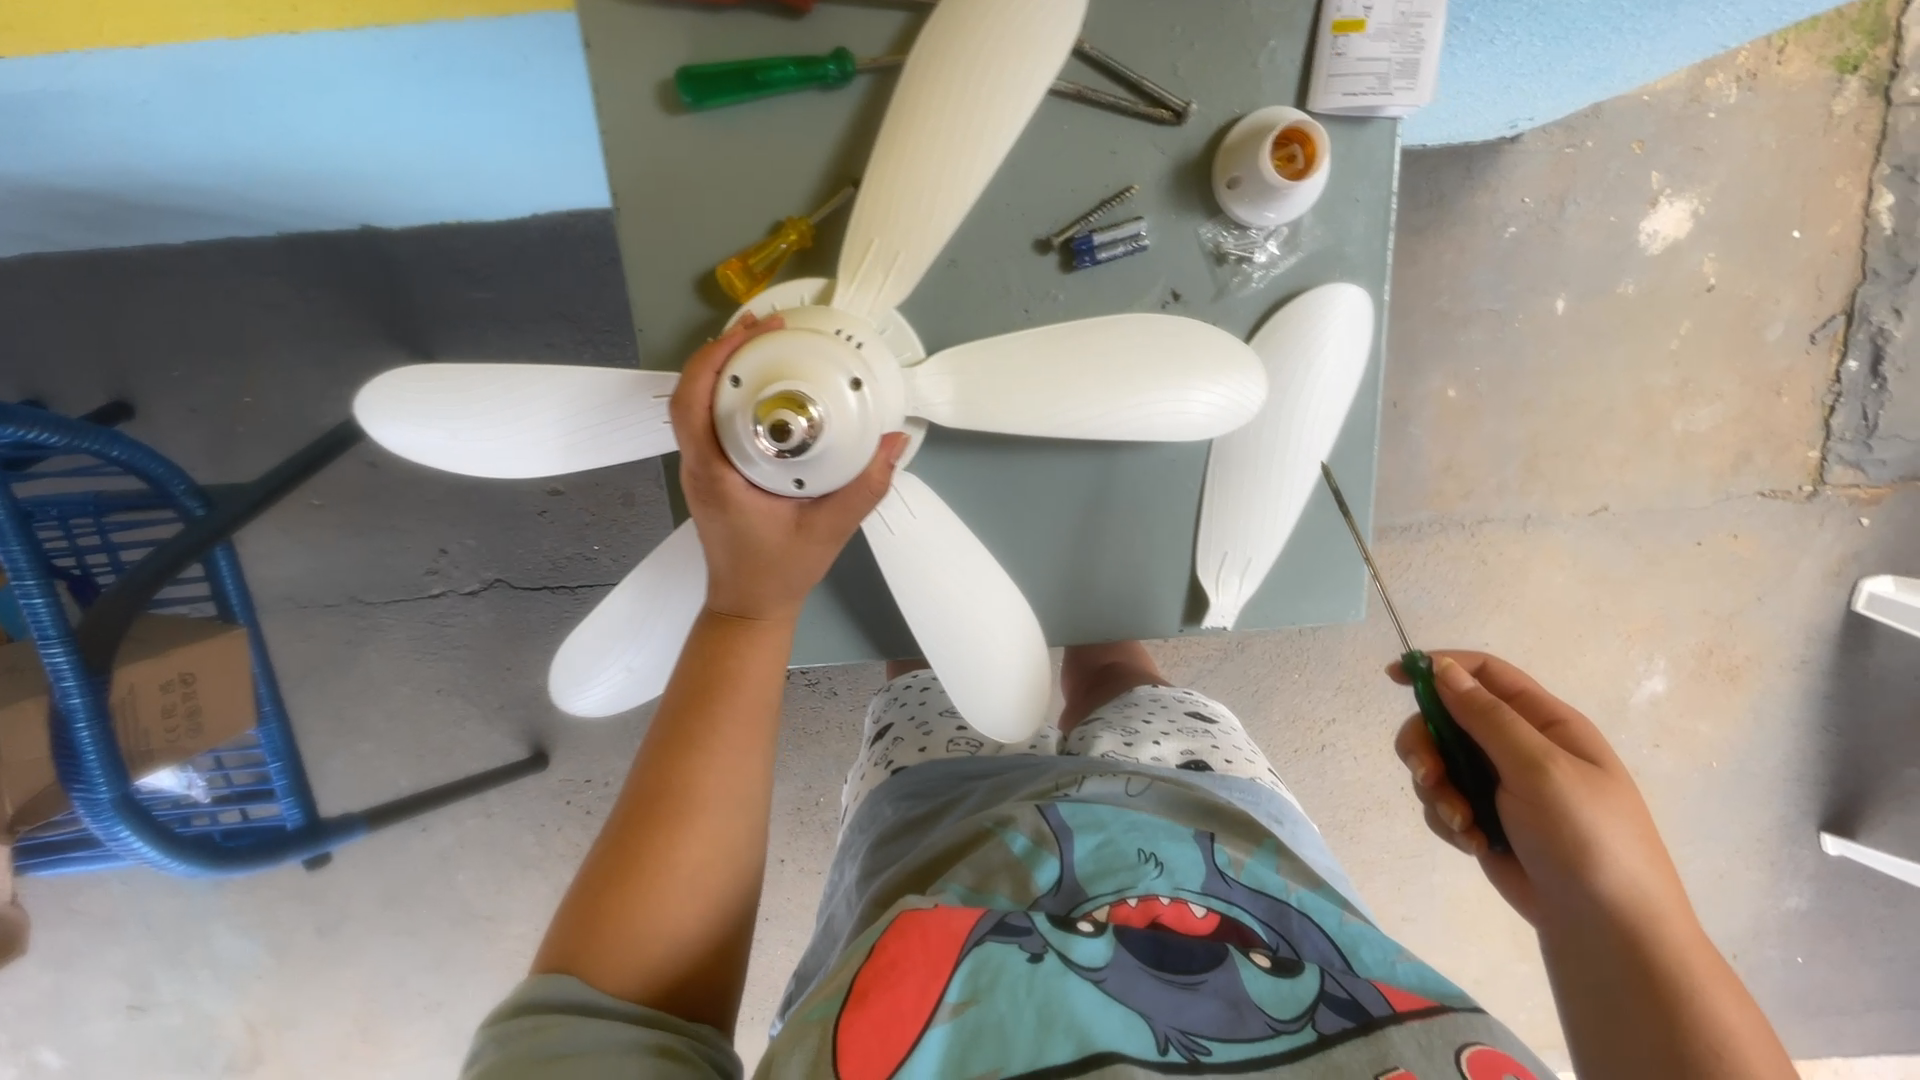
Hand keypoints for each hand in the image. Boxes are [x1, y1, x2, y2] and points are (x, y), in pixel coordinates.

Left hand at [671, 313, 907, 623]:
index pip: (694, 401)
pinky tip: (762, 385)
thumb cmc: (780, 572)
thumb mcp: (829, 530)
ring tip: (765, 343)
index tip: (759, 332)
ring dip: (723, 368)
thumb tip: (894, 441)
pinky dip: (728, 393)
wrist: (749, 606)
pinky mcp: (711, 473)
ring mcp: (701, 469)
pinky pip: (709, 420)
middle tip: (768, 326)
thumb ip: (865, 488)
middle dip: (723, 350)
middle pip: (689, 392)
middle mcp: (698, 465)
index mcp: (715, 474)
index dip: (718, 357)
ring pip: (695, 404)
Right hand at [1390, 652, 1691, 931]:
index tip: (1394, 677)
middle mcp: (1520, 747)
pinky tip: (1472, 842)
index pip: (1485, 673)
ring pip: (1438, 762)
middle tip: (1427, 773)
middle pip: (1447, 719)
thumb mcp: (1539, 768)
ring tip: (1461, 822)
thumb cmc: (1586, 837)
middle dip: (1427, 744)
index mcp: (1546, 724)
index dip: (1440, 667)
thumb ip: (1486, 715)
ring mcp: (1501, 785)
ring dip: (1437, 789)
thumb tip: (1442, 667)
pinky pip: (1443, 800)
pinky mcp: (1485, 819)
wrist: (1606, 929)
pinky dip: (1447, 819)